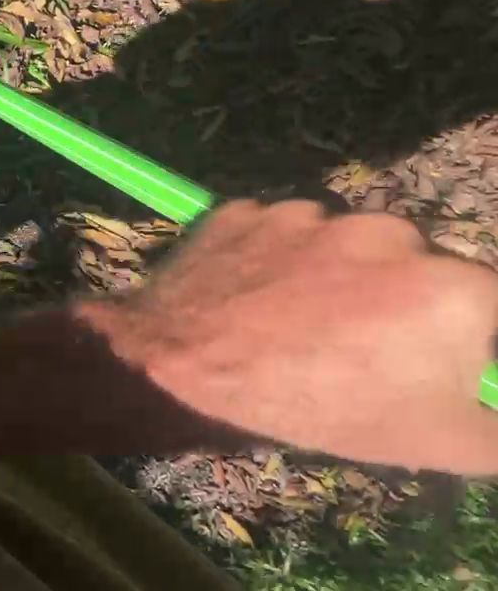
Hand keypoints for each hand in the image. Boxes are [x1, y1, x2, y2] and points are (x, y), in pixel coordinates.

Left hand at [81, 199, 497, 472]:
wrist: (185, 363)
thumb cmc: (319, 402)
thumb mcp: (451, 439)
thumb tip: (493, 390)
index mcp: (451, 283)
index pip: (482, 295)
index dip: (461, 325)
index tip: (428, 347)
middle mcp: (378, 233)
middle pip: (408, 255)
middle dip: (395, 287)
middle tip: (359, 331)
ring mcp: (299, 216)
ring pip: (336, 235)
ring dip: (330, 263)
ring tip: (299, 311)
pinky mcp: (239, 210)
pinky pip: (272, 228)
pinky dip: (271, 251)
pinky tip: (255, 287)